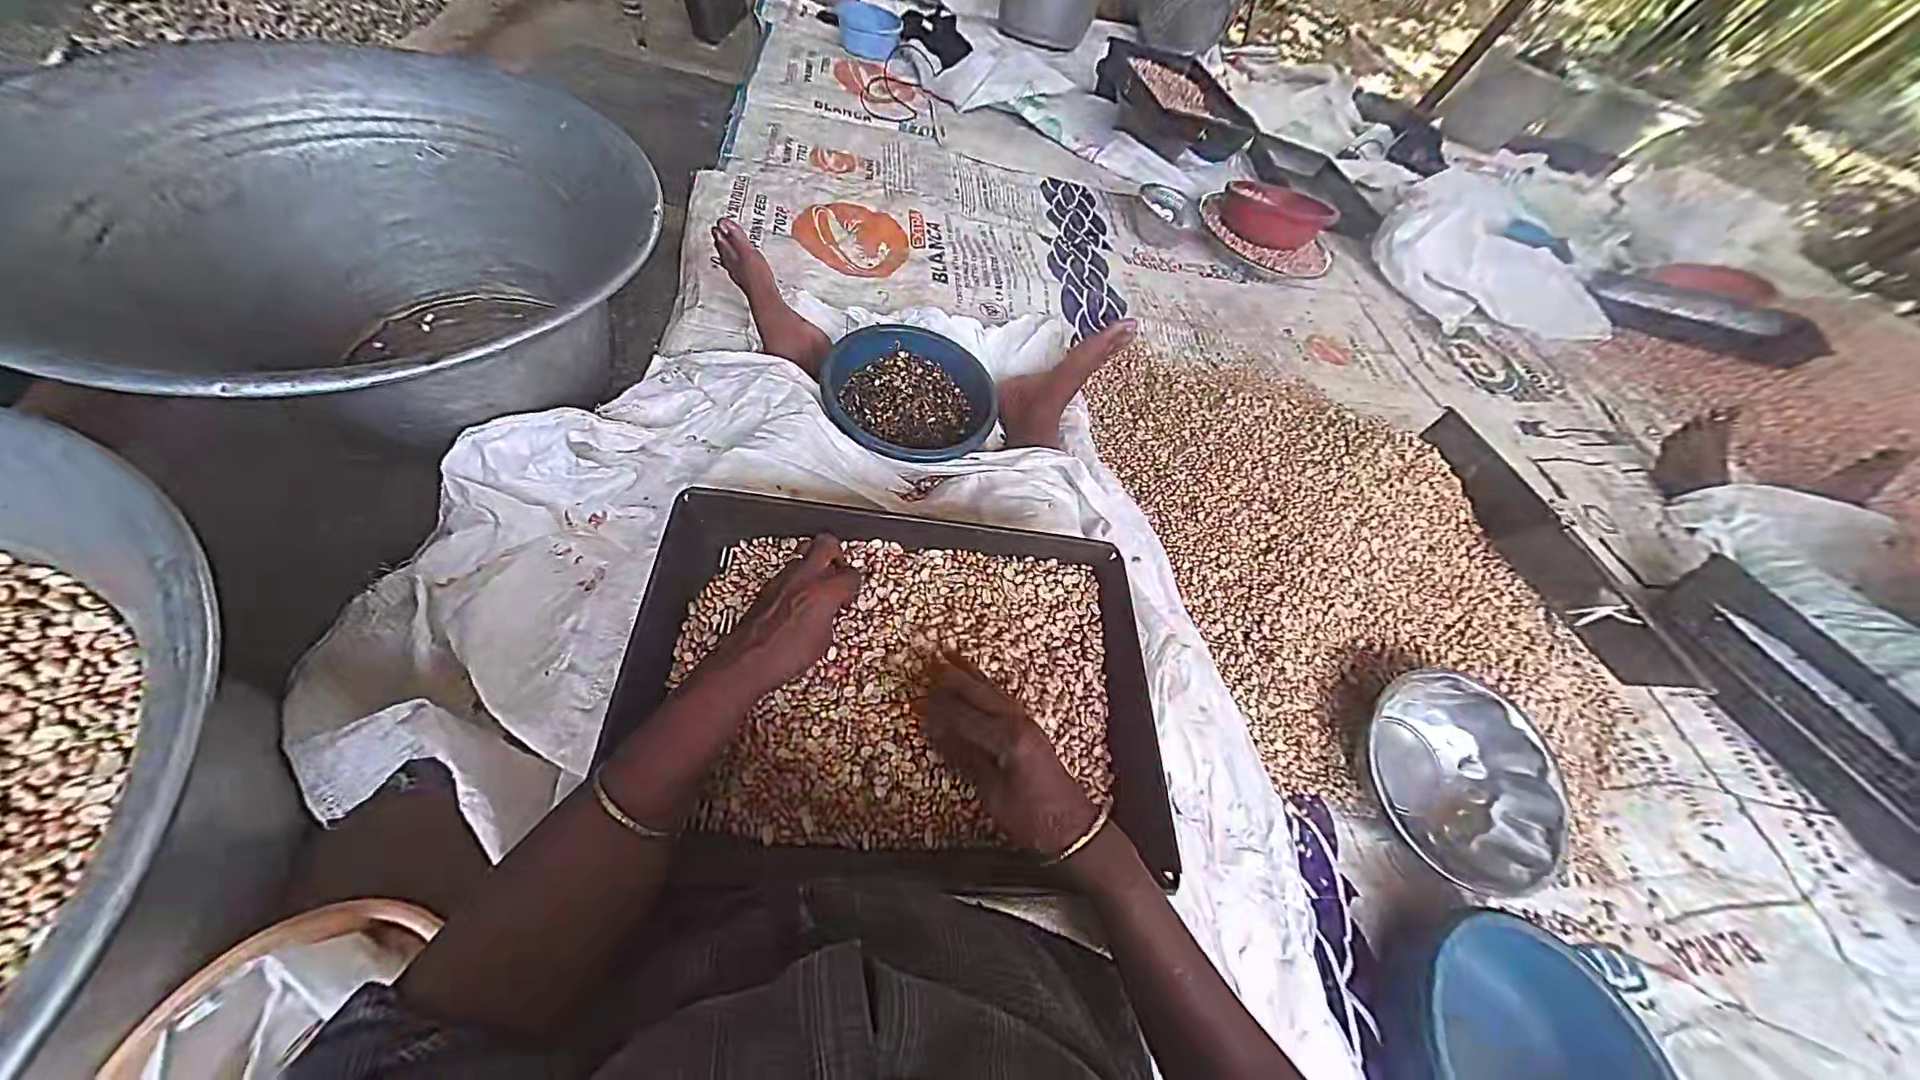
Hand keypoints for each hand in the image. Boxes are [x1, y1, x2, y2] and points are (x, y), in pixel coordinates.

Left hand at [699, 534, 861, 696]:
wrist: (747, 661)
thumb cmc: (782, 656)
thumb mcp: (823, 640)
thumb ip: (831, 615)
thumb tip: (830, 610)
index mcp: (824, 591)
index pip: (851, 574)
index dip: (854, 585)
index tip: (851, 593)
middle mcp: (802, 578)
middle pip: (827, 544)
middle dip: (837, 555)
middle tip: (838, 571)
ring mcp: (782, 580)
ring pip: (803, 556)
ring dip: (814, 568)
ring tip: (817, 588)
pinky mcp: (766, 588)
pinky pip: (787, 574)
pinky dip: (796, 582)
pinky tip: (799, 602)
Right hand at [920, 655, 1100, 857]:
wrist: (1072, 827)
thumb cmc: (1032, 818)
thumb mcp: (993, 794)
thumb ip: (967, 760)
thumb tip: (940, 735)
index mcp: (1008, 740)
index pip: (964, 717)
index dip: (939, 711)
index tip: (918, 702)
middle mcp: (1019, 724)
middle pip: (979, 694)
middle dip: (953, 679)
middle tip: (930, 663)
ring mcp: (1027, 723)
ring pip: (992, 691)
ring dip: (970, 675)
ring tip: (950, 658)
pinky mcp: (1031, 728)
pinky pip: (1003, 699)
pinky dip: (986, 687)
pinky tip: (978, 682)